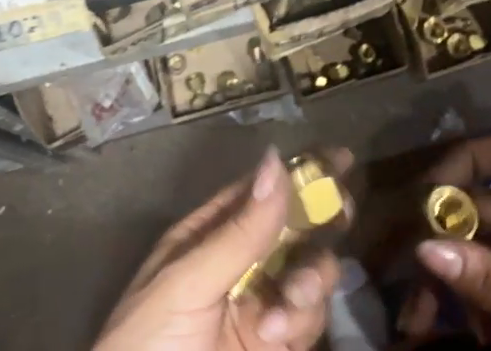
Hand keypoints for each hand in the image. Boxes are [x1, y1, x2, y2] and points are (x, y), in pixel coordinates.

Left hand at [93, 147, 346, 350]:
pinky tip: (277, 335)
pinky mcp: (280, 344)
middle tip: (339, 214)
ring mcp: (261, 305)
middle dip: (320, 221)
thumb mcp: (187, 282)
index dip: (298, 172)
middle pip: (295, 229)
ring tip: (290, 303)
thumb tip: (276, 159)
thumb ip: (239, 230)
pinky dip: (303, 320)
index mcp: (207, 236)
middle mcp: (239, 264)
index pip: (258, 192)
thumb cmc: (149, 340)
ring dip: (310, 280)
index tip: (340, 158)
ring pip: (311, 272)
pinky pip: (310, 317)